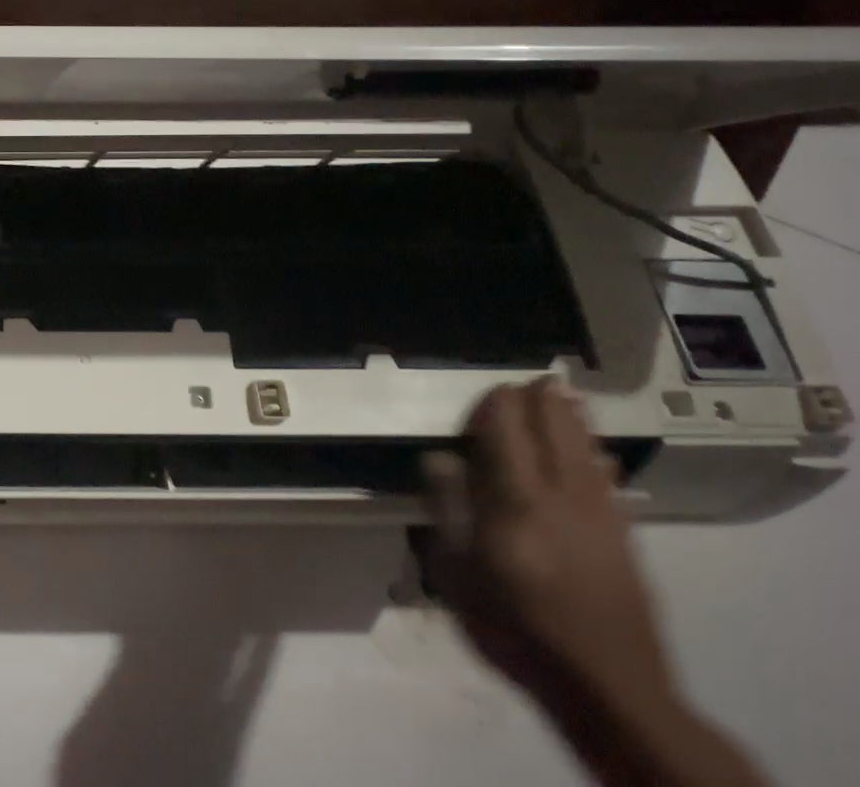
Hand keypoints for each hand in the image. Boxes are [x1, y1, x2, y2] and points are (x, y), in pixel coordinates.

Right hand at [422, 378, 673, 714]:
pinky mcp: (623, 537)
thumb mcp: (457, 574)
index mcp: (515, 500)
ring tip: (563, 392)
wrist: (607, 683)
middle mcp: (562, 496)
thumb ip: (447, 509)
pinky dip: (598, 455)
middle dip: (539, 402)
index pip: (504, 432)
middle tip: (529, 380)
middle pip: (552, 431)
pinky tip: (598, 453)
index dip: (493, 406)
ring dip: (572, 418)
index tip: (483, 392)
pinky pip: (608, 480)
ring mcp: (599, 515)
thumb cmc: (515, 627)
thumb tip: (439, 458)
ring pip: (585, 450)